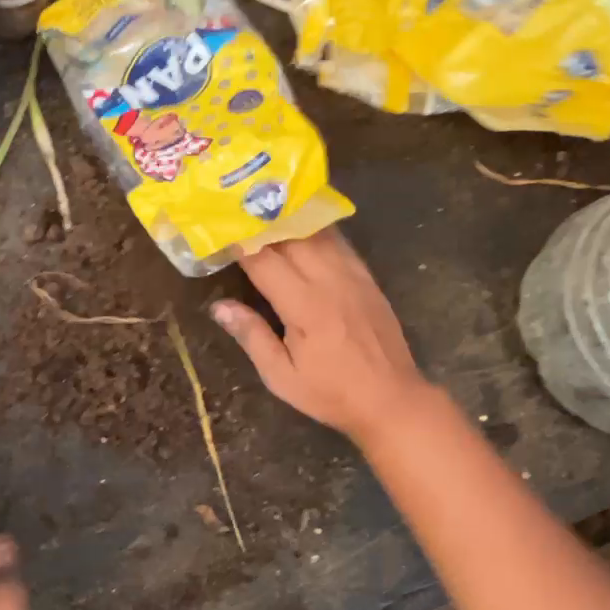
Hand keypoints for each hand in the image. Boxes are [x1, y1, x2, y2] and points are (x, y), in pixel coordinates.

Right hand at [213, 230, 432, 443]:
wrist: (391, 398)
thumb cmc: (330, 393)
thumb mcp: (281, 375)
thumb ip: (252, 336)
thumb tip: (219, 307)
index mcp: (305, 306)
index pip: (265, 262)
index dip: (240, 244)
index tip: (218, 231)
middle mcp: (330, 282)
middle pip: (292, 238)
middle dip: (262, 224)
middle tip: (236, 213)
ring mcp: (353, 276)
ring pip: (318, 233)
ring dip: (290, 220)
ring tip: (264, 211)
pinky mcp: (367, 279)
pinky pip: (339, 243)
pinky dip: (317, 230)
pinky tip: (302, 225)